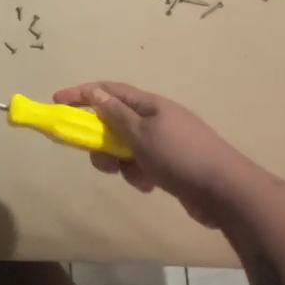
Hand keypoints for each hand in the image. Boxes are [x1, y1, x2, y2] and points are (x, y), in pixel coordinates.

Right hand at [53, 82, 262, 228]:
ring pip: (127, 146)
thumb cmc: (180, 157)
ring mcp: (167, 142)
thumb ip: (114, 113)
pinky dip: (139, 173)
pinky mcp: (173, 165)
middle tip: (98, 157)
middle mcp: (157, 118)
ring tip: (131, 175)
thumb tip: (95, 92)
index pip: (108, 90)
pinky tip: (149, 186)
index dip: (81, 93)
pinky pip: (143, 163)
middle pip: (115, 121)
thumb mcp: (141, 133)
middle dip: (101, 138)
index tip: (57, 101)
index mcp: (150, 104)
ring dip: (121, 160)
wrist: (228, 193)